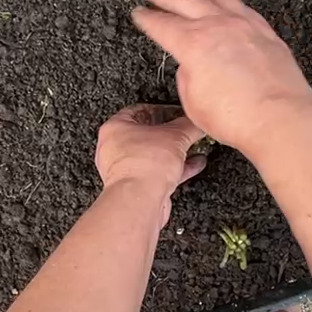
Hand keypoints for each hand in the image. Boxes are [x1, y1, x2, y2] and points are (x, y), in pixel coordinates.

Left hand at [94, 104, 207, 221]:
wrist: (141, 201)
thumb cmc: (144, 166)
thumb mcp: (176, 136)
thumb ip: (189, 125)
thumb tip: (197, 121)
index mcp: (114, 128)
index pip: (139, 110)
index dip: (161, 109)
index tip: (177, 112)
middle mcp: (115, 149)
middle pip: (147, 134)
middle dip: (170, 133)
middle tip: (186, 130)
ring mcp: (125, 170)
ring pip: (153, 156)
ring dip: (174, 152)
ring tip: (193, 147)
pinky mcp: (136, 187)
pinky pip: (158, 173)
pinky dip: (176, 169)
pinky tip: (193, 165)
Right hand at [130, 0, 311, 152]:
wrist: (279, 118)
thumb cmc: (238, 117)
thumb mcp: (193, 102)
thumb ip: (187, 76)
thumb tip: (191, 65)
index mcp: (194, 44)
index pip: (162, 24)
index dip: (146, 18)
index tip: (139, 13)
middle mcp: (218, 26)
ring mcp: (243, 24)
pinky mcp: (263, 31)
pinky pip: (240, 4)